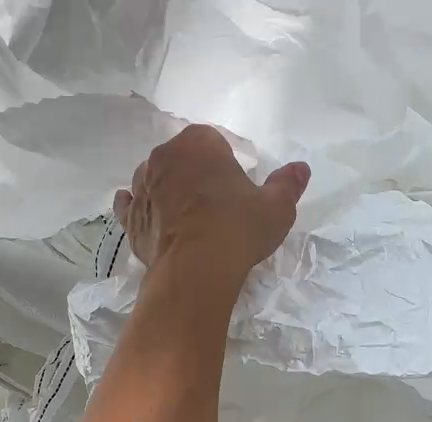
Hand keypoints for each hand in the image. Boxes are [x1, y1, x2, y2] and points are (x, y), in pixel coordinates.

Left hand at [113, 125, 309, 285]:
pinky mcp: (131, 218)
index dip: (225, 165)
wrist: (196, 270)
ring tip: (187, 217)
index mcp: (199, 143)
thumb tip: (301, 168)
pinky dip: (139, 208)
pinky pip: (131, 205)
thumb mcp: (276, 209)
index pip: (212, 142)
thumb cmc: (238, 230)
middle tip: (215, 206)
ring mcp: (142, 186)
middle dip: (195, 175)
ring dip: (168, 191)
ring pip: (155, 179)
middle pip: (182, 159)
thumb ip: (287, 185)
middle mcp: (164, 156)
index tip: (236, 189)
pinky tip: (147, 215)